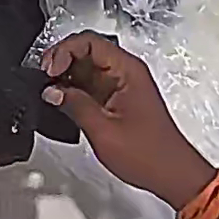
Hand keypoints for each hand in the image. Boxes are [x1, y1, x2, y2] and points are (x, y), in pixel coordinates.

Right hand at [41, 31, 214, 210]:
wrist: (174, 177)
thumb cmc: (150, 155)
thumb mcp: (104, 130)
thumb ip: (74, 104)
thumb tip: (51, 90)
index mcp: (127, 70)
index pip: (89, 42)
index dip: (65, 51)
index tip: (51, 70)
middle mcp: (124, 72)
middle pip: (85, 50)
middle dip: (61, 59)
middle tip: (44, 76)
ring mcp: (120, 84)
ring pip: (85, 66)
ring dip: (64, 74)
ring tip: (49, 89)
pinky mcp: (115, 98)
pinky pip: (88, 82)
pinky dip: (72, 87)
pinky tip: (60, 99)